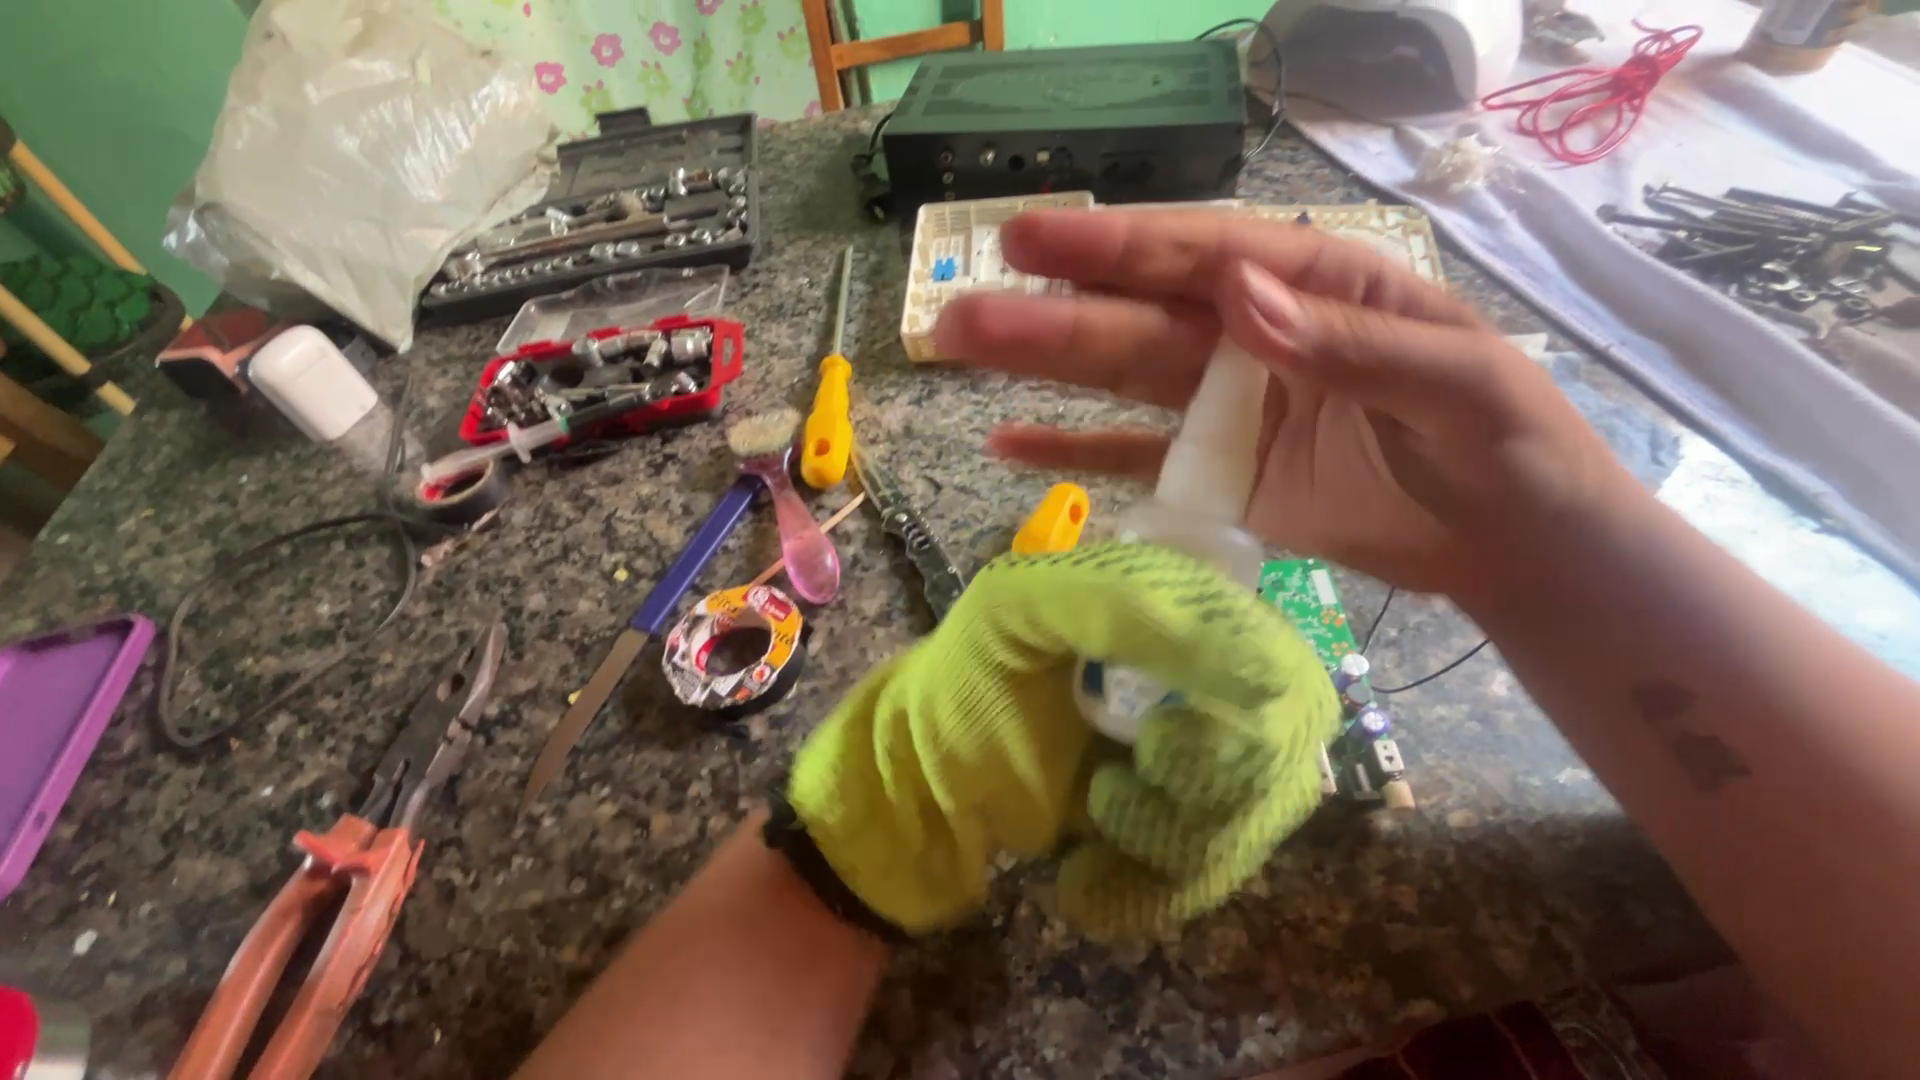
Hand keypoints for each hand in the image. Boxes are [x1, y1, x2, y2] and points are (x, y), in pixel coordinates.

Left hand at [787, 543, 1337, 938]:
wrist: (930, 769)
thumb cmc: (970, 675)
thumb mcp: (1018, 609)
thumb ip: (1120, 605)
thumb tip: (1263, 670)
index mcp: (1187, 613)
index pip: (1280, 665)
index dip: (1239, 714)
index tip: (1158, 741)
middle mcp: (1219, 683)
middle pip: (1282, 756)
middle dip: (1195, 787)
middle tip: (1110, 785)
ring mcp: (1210, 762)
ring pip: (1253, 826)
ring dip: (1163, 839)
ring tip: (1090, 811)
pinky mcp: (1185, 831)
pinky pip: (1213, 879)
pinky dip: (1146, 893)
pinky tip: (1084, 882)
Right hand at [933, 209, 1637, 600]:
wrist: (1506, 545)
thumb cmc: (1503, 448)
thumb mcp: (1453, 384)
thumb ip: (1350, 343)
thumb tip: (1240, 299)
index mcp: (1314, 288)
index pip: (1203, 256)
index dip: (1115, 247)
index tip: (1030, 240)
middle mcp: (1253, 338)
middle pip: (1138, 318)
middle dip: (1048, 315)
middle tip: (958, 315)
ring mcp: (1226, 410)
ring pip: (1121, 380)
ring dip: (1042, 368)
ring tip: (960, 353)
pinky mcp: (1216, 477)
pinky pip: (1134, 460)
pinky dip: (1072, 454)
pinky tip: (1007, 444)